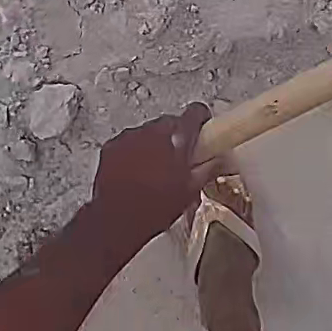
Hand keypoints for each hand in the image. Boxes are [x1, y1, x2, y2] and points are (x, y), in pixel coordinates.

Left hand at [89, 103, 213, 245]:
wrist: (118, 219)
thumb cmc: (155, 207)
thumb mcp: (190, 190)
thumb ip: (207, 169)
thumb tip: (219, 161)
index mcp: (177, 137)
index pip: (195, 112)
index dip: (201, 119)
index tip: (203, 129)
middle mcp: (153, 130)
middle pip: (171, 123)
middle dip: (176, 137)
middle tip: (179, 160)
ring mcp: (130, 136)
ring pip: (148, 132)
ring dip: (154, 144)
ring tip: (154, 171)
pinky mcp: (112, 145)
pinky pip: (128, 142)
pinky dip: (133, 152)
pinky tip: (134, 173)